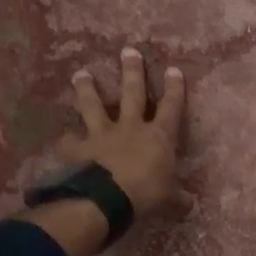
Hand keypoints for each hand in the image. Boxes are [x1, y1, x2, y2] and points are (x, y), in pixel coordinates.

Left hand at [62, 49, 190, 217]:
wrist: (104, 200)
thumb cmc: (146, 195)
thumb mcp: (170, 199)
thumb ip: (179, 198)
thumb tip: (190, 204)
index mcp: (159, 137)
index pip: (171, 107)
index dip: (174, 89)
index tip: (173, 70)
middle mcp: (130, 128)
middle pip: (132, 94)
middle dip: (132, 72)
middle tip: (128, 51)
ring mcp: (102, 135)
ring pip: (94, 106)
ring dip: (88, 90)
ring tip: (81, 73)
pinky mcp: (78, 148)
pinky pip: (70, 141)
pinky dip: (68, 140)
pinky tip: (64, 138)